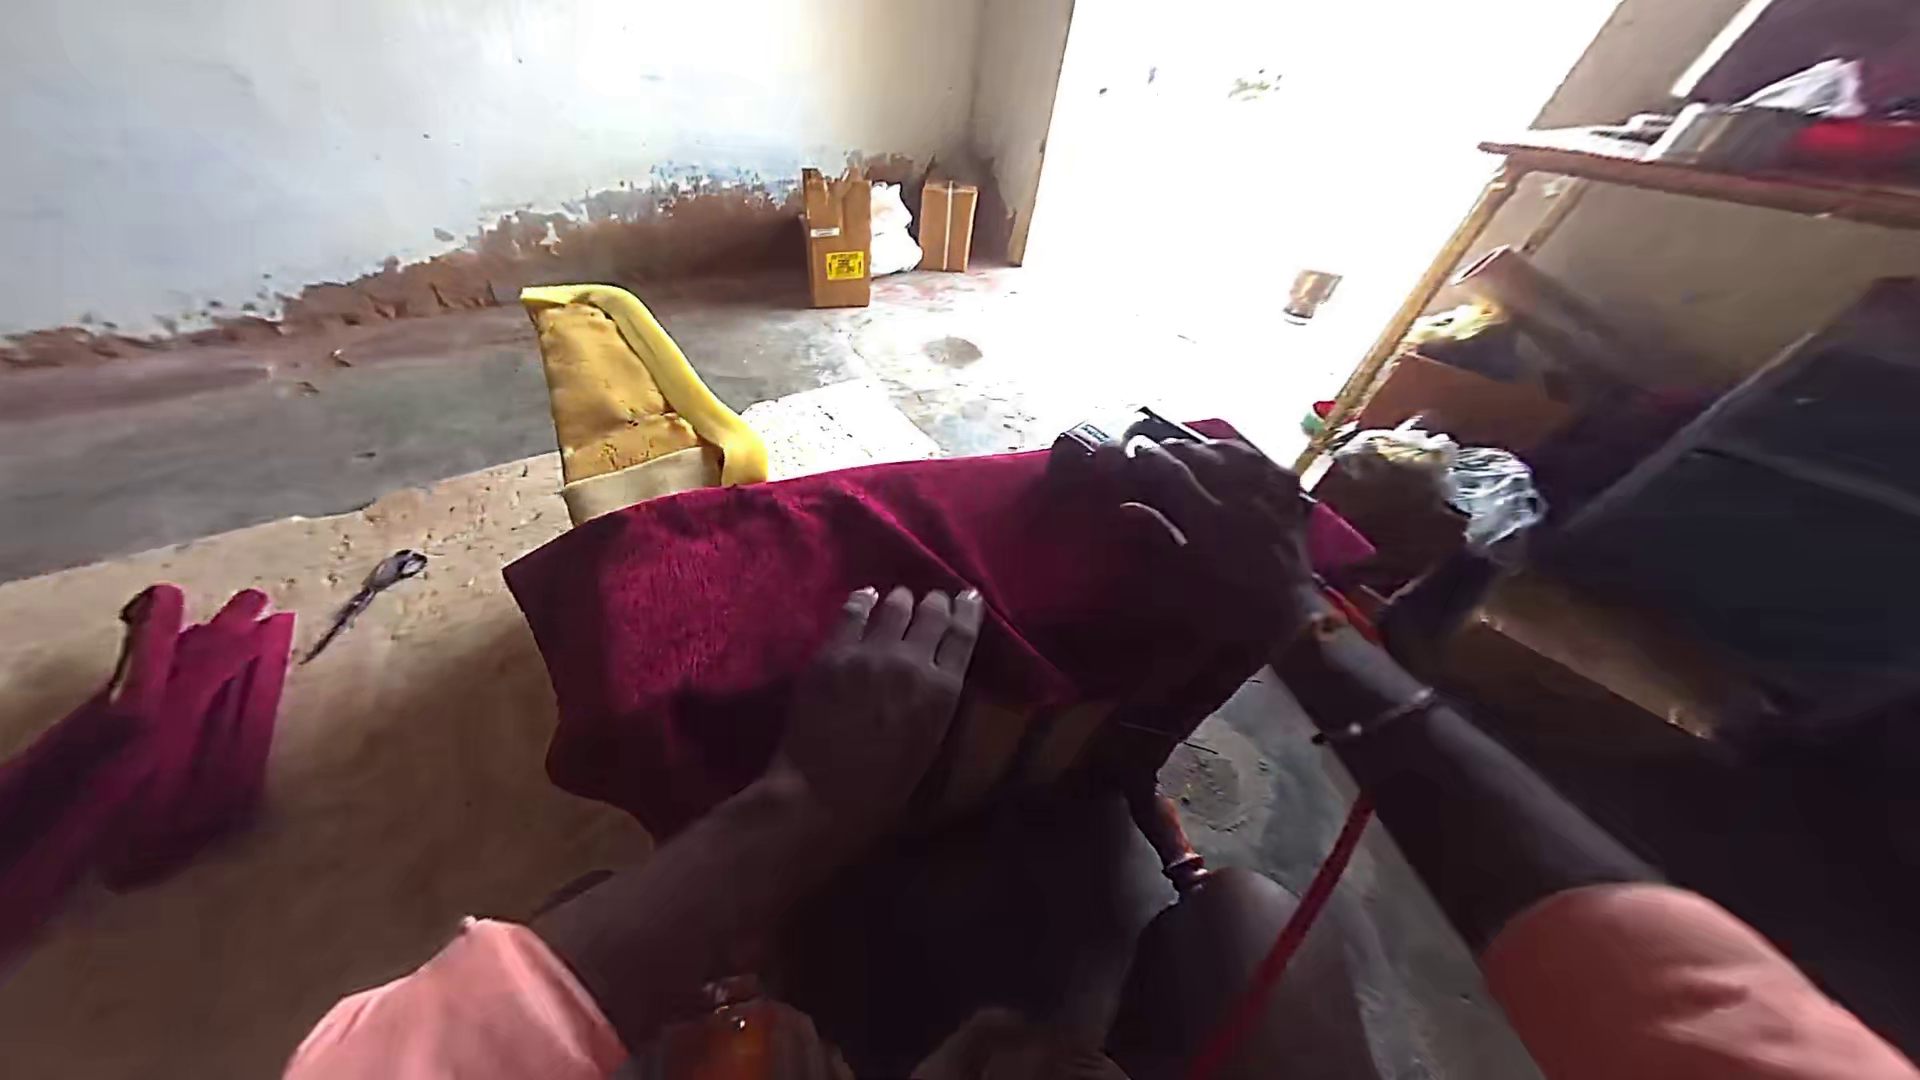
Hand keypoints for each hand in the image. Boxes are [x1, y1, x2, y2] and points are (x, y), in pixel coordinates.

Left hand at [770, 585, 984, 829]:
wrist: (822, 792)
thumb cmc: (884, 782)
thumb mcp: (930, 738)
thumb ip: (937, 695)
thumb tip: (936, 664)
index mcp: (942, 690)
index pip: (963, 635)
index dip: (968, 610)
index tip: (969, 596)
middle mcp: (912, 663)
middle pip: (932, 614)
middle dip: (936, 602)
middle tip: (934, 599)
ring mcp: (872, 653)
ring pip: (896, 606)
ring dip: (902, 600)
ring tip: (900, 598)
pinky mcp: (835, 652)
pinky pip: (853, 612)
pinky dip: (864, 600)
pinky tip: (866, 597)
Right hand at [1096, 437, 1319, 640]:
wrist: (1287, 621)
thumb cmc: (1224, 610)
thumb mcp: (1180, 582)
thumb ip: (1154, 540)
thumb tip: (1126, 509)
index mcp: (1208, 520)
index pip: (1171, 471)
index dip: (1147, 459)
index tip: (1130, 457)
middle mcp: (1239, 499)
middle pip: (1199, 455)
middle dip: (1170, 449)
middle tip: (1151, 455)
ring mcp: (1267, 496)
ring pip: (1231, 452)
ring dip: (1203, 448)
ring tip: (1185, 452)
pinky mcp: (1289, 499)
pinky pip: (1265, 462)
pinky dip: (1243, 454)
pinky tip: (1228, 455)